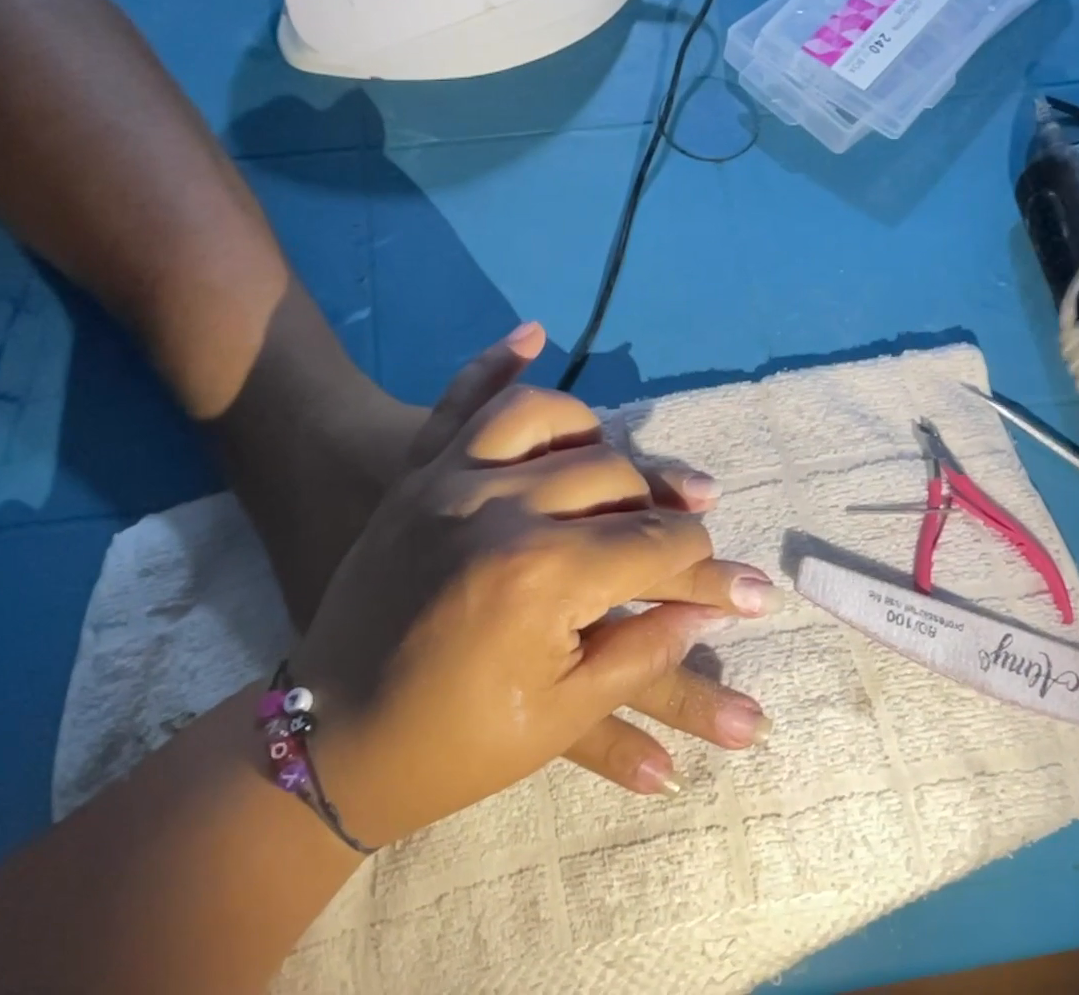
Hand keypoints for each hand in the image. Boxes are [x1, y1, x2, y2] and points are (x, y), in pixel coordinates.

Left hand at [288, 381, 733, 845]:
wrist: (333, 740)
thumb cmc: (453, 745)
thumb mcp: (559, 717)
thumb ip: (644, 651)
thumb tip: (710, 606)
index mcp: (544, 577)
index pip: (657, 548)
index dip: (709, 568)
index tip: (746, 587)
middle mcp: (503, 508)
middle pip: (616, 477)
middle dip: (668, 510)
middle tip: (691, 536)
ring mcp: (452, 482)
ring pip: (548, 420)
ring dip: (598, 436)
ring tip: (626, 470)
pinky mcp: (417, 477)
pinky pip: (458, 402)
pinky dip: (495, 364)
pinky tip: (534, 334)